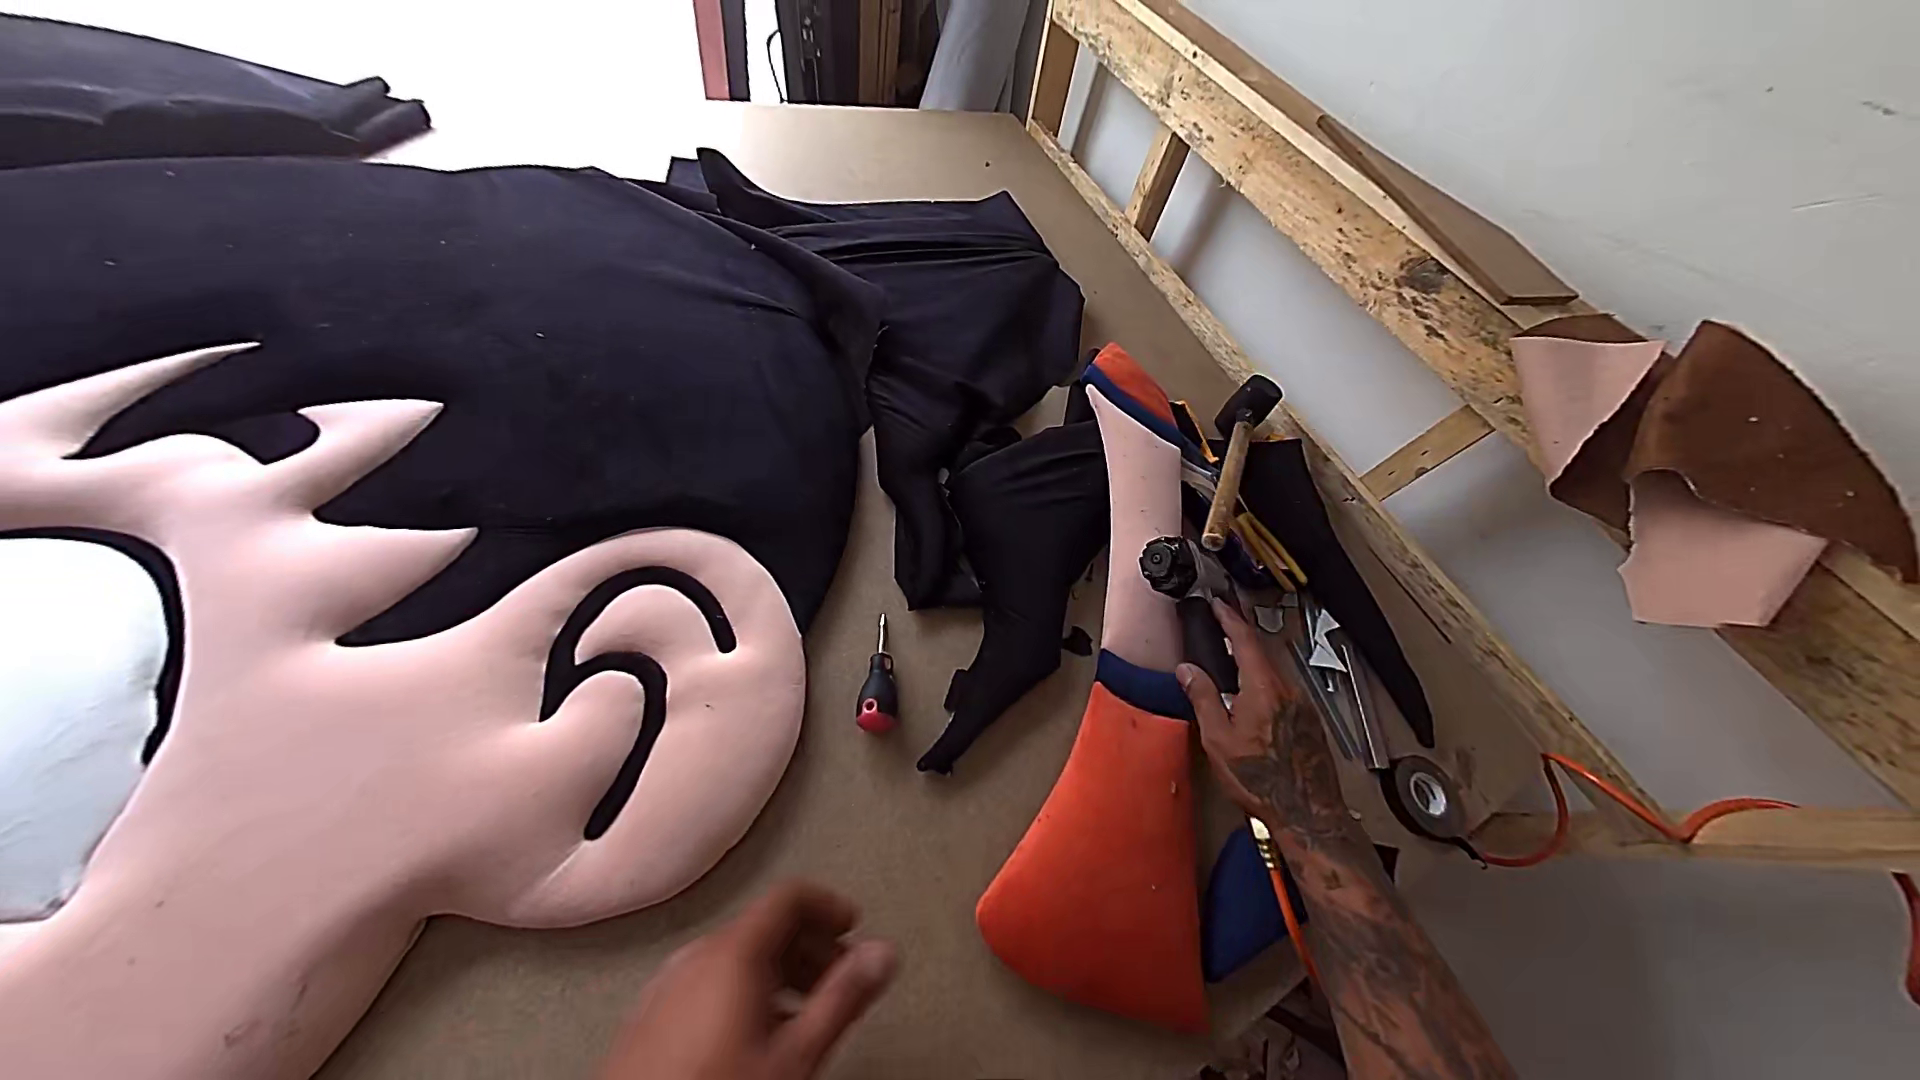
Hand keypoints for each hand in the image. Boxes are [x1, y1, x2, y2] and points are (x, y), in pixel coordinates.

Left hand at [600, 881, 897, 1079]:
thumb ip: (845, 995)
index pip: (792, 894)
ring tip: (807, 1007)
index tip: (852, 923)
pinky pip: (710, 980)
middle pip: (768, 923)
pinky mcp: (650, 1018)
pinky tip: (759, 1034)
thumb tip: (882, 954)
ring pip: (739, 953)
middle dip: (812, 942)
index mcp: (733, 950)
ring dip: (782, 968)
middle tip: (840, 970)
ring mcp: (668, 986)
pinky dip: (746, 989)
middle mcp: (697, 956)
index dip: (830, 904)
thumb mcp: (796, 1052)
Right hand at [1176, 598, 1347, 834]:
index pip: (1246, 641)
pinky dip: (1265, 683)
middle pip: (1263, 652)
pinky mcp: (1310, 722)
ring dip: (1253, 661)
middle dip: (1241, 636)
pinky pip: (1284, 690)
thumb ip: (1202, 697)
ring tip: (1233, 662)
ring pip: (1275, 672)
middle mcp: (1288, 691)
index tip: (1219, 605)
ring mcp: (1303, 706)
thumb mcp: (1218, 738)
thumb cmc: (1262, 780)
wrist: (1307, 812)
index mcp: (1264, 688)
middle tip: (1223, 625)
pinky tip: (1253, 698)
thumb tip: (1188, 671)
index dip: (1230, 618)